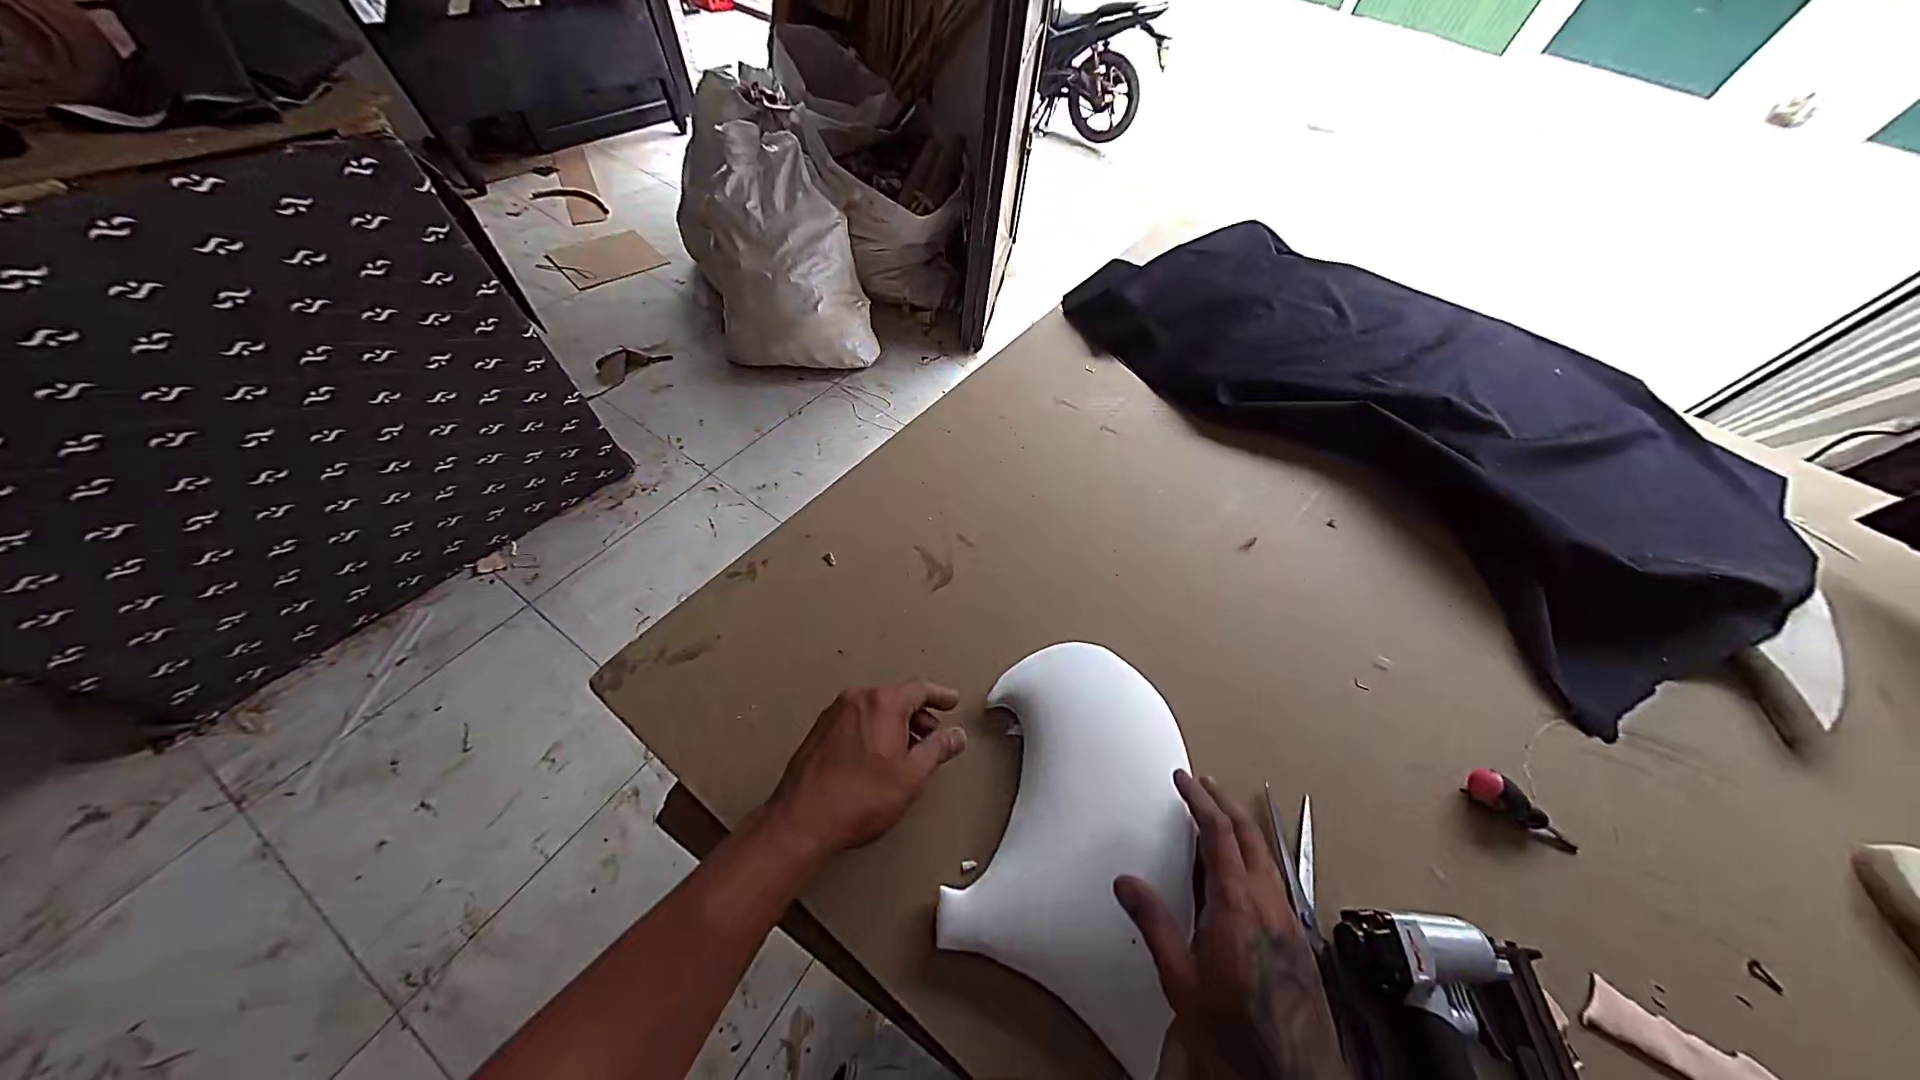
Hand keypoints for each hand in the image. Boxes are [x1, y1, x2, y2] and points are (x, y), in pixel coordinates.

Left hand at [761, 681, 968, 858]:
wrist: (804, 820)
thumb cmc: (855, 800)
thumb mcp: (912, 775)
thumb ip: (938, 749)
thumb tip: (953, 737)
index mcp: (883, 704)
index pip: (921, 689)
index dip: (940, 696)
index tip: (949, 701)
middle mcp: (857, 700)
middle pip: (897, 698)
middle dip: (919, 717)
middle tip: (932, 738)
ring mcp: (835, 714)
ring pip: (875, 709)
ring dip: (894, 726)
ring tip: (905, 754)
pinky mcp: (820, 730)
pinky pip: (856, 720)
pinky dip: (872, 731)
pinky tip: (877, 760)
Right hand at [1115, 771, 1346, 1079]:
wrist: (1290, 1072)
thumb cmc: (1236, 1030)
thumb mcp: (1181, 977)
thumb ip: (1154, 923)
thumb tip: (1128, 884)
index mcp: (1237, 904)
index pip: (1218, 833)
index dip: (1200, 800)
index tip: (1185, 781)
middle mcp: (1268, 904)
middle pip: (1249, 834)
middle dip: (1225, 803)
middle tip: (1204, 786)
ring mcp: (1287, 920)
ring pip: (1267, 855)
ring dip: (1243, 827)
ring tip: (1222, 816)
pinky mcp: (1297, 938)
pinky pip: (1275, 880)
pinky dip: (1255, 856)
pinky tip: (1244, 869)